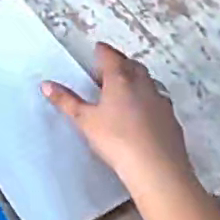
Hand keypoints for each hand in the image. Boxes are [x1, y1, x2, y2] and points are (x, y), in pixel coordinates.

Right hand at [41, 42, 192, 190]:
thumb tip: (46, 85)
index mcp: (120, 80)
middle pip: (133, 66)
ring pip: (150, 82)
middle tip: (109, 67)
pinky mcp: (173, 122)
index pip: (111, 56)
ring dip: (138, 80)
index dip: (102, 51)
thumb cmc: (117, 140)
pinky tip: (143, 113)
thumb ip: (66, 101)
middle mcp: (143, 86)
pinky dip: (149, 100)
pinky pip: (160, 102)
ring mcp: (161, 103)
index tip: (98, 48)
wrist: (158, 171)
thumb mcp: (85, 120)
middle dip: (121, 63)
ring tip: (126, 88)